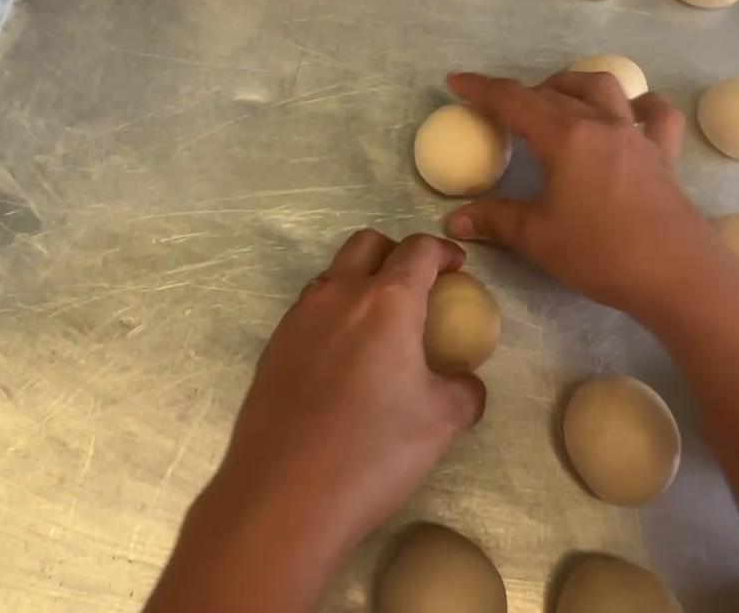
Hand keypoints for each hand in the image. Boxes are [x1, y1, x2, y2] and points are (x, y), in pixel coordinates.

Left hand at [198, 230, 485, 560]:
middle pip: (368, 244)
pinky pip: (311, 310)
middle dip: (397, 253)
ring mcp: (299, 317)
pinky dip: (334, 315)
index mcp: (386, 301)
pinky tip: (343, 362)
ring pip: (334, 274)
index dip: (442, 251)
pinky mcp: (274, 345)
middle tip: (417, 287)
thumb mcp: (441, 423)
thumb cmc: (372, 453)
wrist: (282, 496)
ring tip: (379, 327)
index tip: (456, 268)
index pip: (418, 249)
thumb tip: (464, 382)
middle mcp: (339, 293)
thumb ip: (464, 390)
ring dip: (361, 281)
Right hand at [443, 71, 715, 317]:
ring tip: (554, 96)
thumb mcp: (538, 239)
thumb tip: (455, 220)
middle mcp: (600, 124)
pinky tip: (631, 111)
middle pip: (553, 92)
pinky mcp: (663, 155)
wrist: (679, 276)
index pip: (513, 100)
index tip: (456, 81)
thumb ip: (496, 221)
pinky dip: (640, 104)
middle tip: (497, 109)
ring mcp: (636, 136)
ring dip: (572, 83)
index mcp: (565, 137)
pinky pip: (656, 115)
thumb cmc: (603, 254)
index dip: (481, 88)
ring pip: (602, 87)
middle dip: (519, 93)